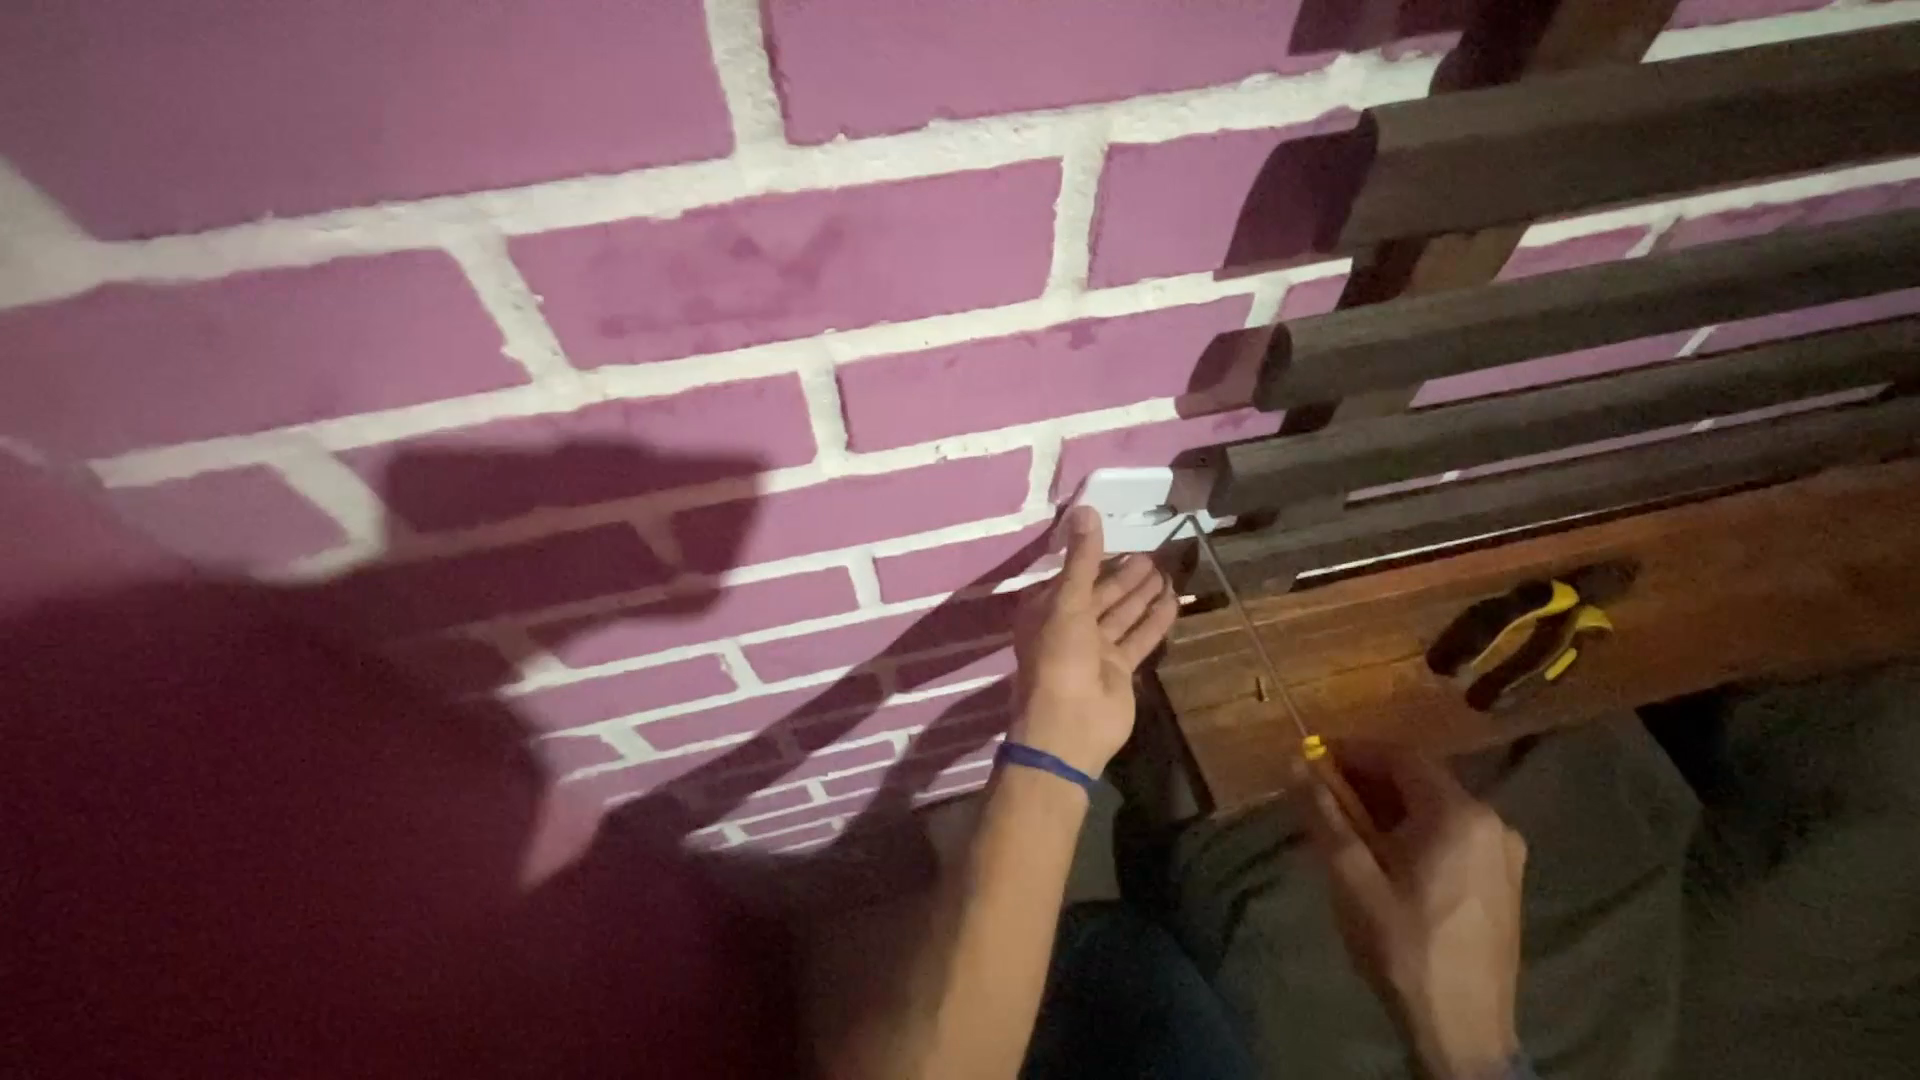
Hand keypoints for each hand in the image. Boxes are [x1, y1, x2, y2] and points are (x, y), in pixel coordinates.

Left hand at [1009, 506, 1177, 778]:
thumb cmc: (1059, 657)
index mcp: (1046, 610)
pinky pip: (1140, 637)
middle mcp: (1069, 627)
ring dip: (1141, 593)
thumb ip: (1082, 559)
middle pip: (1100, 593)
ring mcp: (1095, 649)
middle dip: (1124, 575)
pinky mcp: (1119, 669)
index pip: (1072, 575)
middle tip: (1152, 552)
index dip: (1092, 557)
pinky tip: (1173, 598)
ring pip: (1122, 613)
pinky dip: (1155, 619)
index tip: (1116, 535)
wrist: (1070, 724)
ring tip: (1166, 568)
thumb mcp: (1067, 601)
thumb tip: (1086, 509)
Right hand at [1301, 743, 1527, 1079]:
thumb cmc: (1402, 945)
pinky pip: (1451, 834)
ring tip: (1343, 823)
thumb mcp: (1350, 875)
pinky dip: (1413, 829)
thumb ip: (1324, 812)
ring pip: (1435, 807)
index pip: (1399, 756)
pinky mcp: (1503, 881)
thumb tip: (1295, 762)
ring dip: (1387, 804)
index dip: (1351, 750)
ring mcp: (1503, 853)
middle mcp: (1491, 822)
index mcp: (1458, 814)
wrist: (1463, 1030)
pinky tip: (1383, 853)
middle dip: (1366, 778)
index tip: (1310, 755)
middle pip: (1420, 779)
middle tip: (1320, 791)